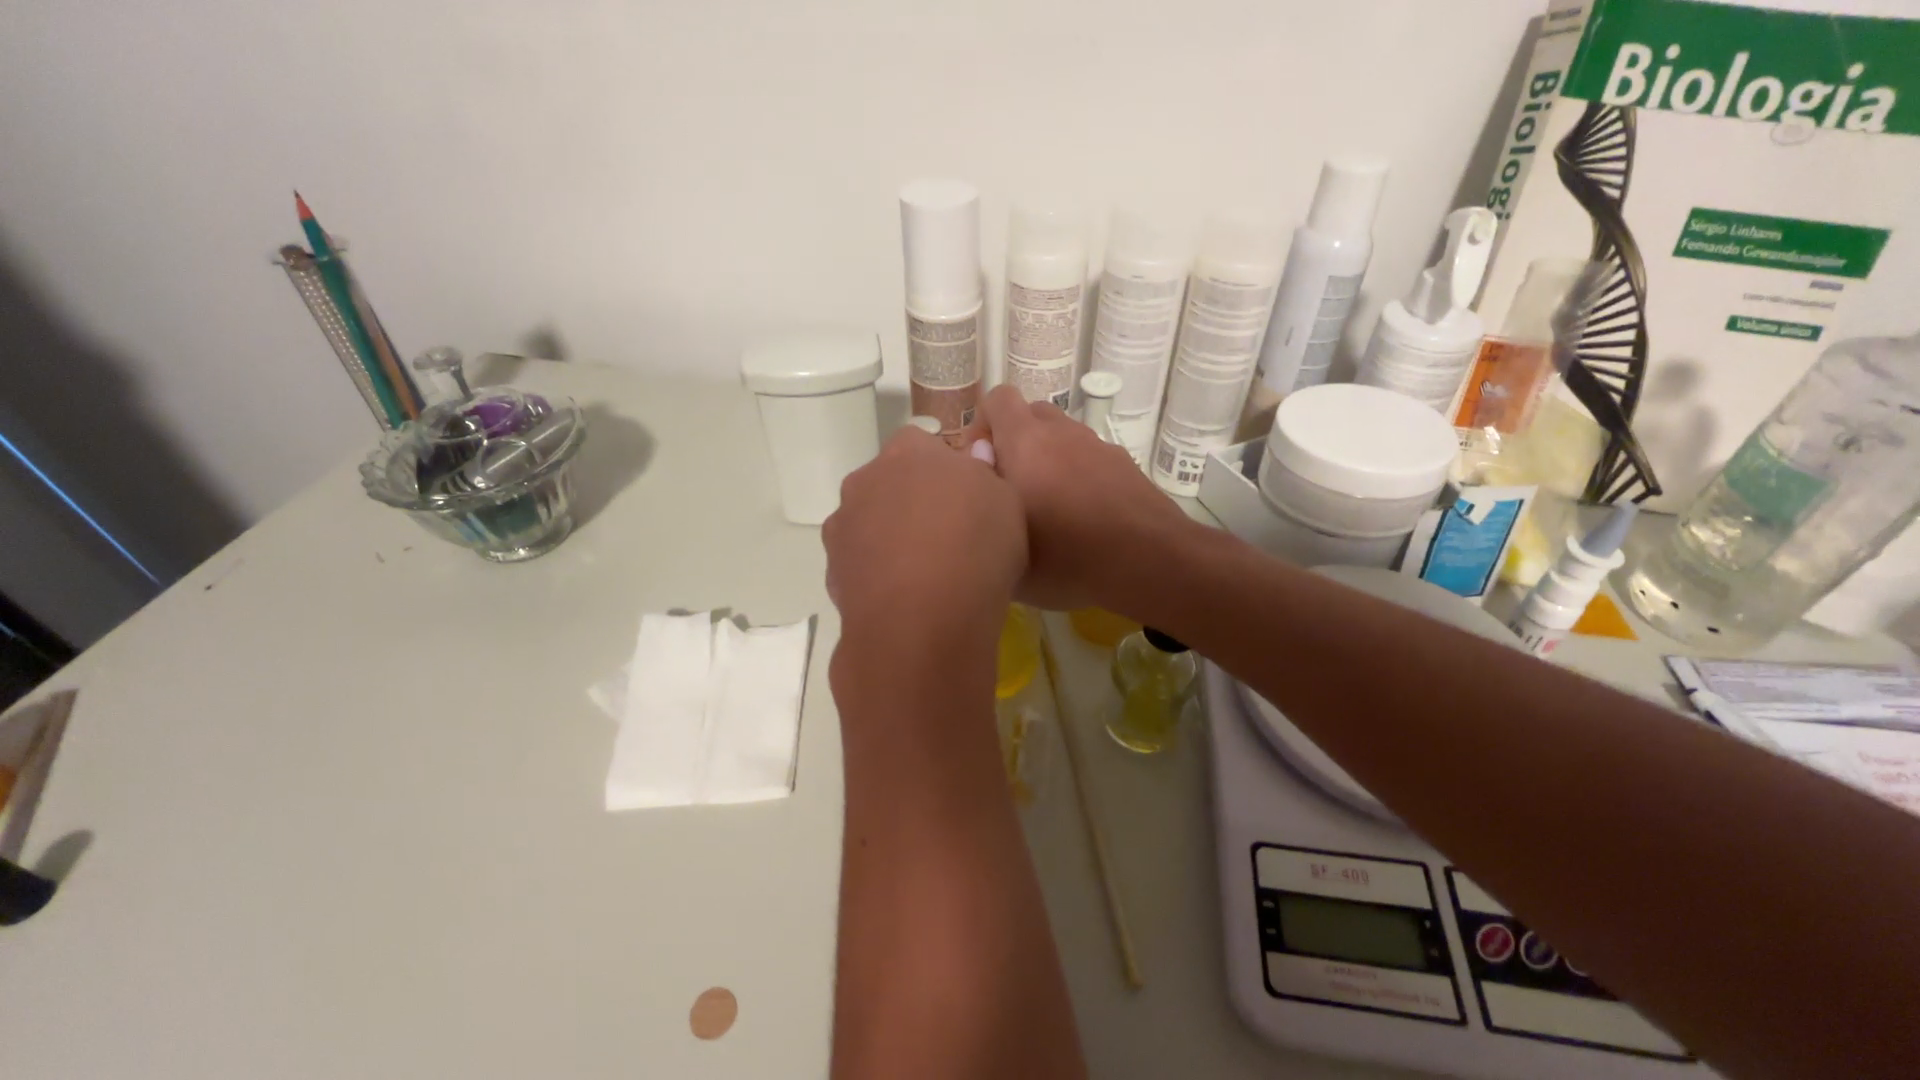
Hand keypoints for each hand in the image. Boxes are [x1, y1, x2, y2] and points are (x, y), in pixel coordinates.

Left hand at [823, 426, 1026, 641]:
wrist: (924, 617)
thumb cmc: (975, 545)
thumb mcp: (1005, 500)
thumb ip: (984, 472)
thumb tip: (973, 456)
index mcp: (908, 451)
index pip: (921, 443)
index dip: (943, 470)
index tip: (964, 498)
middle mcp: (865, 480)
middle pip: (889, 482)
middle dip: (910, 501)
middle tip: (945, 534)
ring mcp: (843, 526)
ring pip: (869, 523)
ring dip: (889, 538)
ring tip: (923, 573)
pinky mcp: (832, 571)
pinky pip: (859, 564)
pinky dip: (876, 575)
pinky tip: (903, 598)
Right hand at [969, 385, 1194, 613]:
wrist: (1150, 563)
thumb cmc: (1066, 558)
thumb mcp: (1006, 544)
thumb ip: (984, 501)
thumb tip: (981, 469)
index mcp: (1026, 442)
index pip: (998, 400)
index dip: (983, 424)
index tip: (979, 464)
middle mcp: (1063, 434)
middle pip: (1031, 417)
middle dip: (1015, 443)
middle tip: (1011, 487)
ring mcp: (1098, 448)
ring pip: (1063, 439)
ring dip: (1049, 461)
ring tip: (1048, 508)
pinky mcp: (1126, 468)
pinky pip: (1091, 461)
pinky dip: (1080, 478)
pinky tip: (1082, 520)